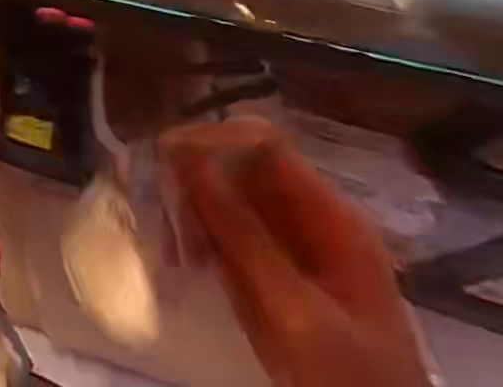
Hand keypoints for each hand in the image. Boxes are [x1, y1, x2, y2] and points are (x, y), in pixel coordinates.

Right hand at [169, 127, 431, 386]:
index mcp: (331, 217)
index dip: (214, 140)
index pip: (264, 144)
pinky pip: (228, 233)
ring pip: (227, 199)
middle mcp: (311, 219)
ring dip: (191, 211)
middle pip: (241, 169)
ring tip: (166, 239)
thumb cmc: (348, 376)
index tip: (164, 155)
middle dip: (195, 180)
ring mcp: (293, 246)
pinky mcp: (274, 271)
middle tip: (155, 200)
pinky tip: (180, 258)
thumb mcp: (295, 311)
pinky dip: (200, 238)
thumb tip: (186, 160)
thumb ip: (242, 235)